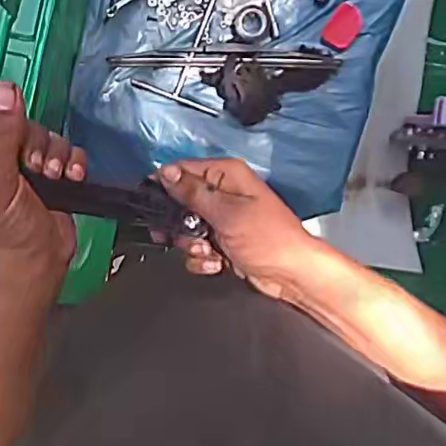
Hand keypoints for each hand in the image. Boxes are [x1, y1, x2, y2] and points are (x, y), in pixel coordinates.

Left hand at [0, 80, 87, 299]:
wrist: (35, 276)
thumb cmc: (2, 239)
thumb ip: (0, 134)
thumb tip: (4, 89)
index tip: (13, 128)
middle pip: (15, 122)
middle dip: (33, 142)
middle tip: (33, 166)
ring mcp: (17, 169)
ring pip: (42, 135)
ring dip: (54, 154)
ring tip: (52, 178)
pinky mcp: (46, 177)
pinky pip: (62, 151)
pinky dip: (70, 163)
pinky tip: (69, 180)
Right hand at [157, 158, 336, 302]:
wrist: (292, 275)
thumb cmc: (268, 238)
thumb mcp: (227, 213)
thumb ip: (193, 192)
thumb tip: (165, 171)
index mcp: (226, 174)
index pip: (181, 169)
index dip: (164, 185)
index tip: (154, 203)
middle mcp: (222, 192)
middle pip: (179, 201)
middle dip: (180, 223)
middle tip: (190, 234)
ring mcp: (221, 218)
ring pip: (184, 228)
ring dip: (191, 244)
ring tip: (209, 251)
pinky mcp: (220, 240)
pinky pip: (195, 246)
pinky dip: (202, 257)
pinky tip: (217, 262)